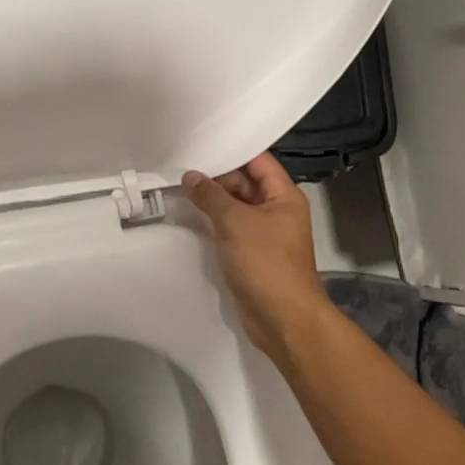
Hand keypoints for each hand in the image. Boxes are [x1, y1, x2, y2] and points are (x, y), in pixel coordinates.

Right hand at [183, 153, 328, 362]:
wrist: (282, 318)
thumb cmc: (265, 262)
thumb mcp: (235, 221)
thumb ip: (211, 195)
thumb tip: (191, 177)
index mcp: (285, 196)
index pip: (258, 162)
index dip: (232, 152)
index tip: (201, 146)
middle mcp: (277, 211)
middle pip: (245, 184)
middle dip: (216, 178)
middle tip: (181, 170)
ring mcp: (265, 235)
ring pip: (236, 208)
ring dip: (212, 202)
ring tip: (179, 190)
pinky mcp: (252, 255)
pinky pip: (231, 230)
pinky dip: (214, 224)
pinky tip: (190, 219)